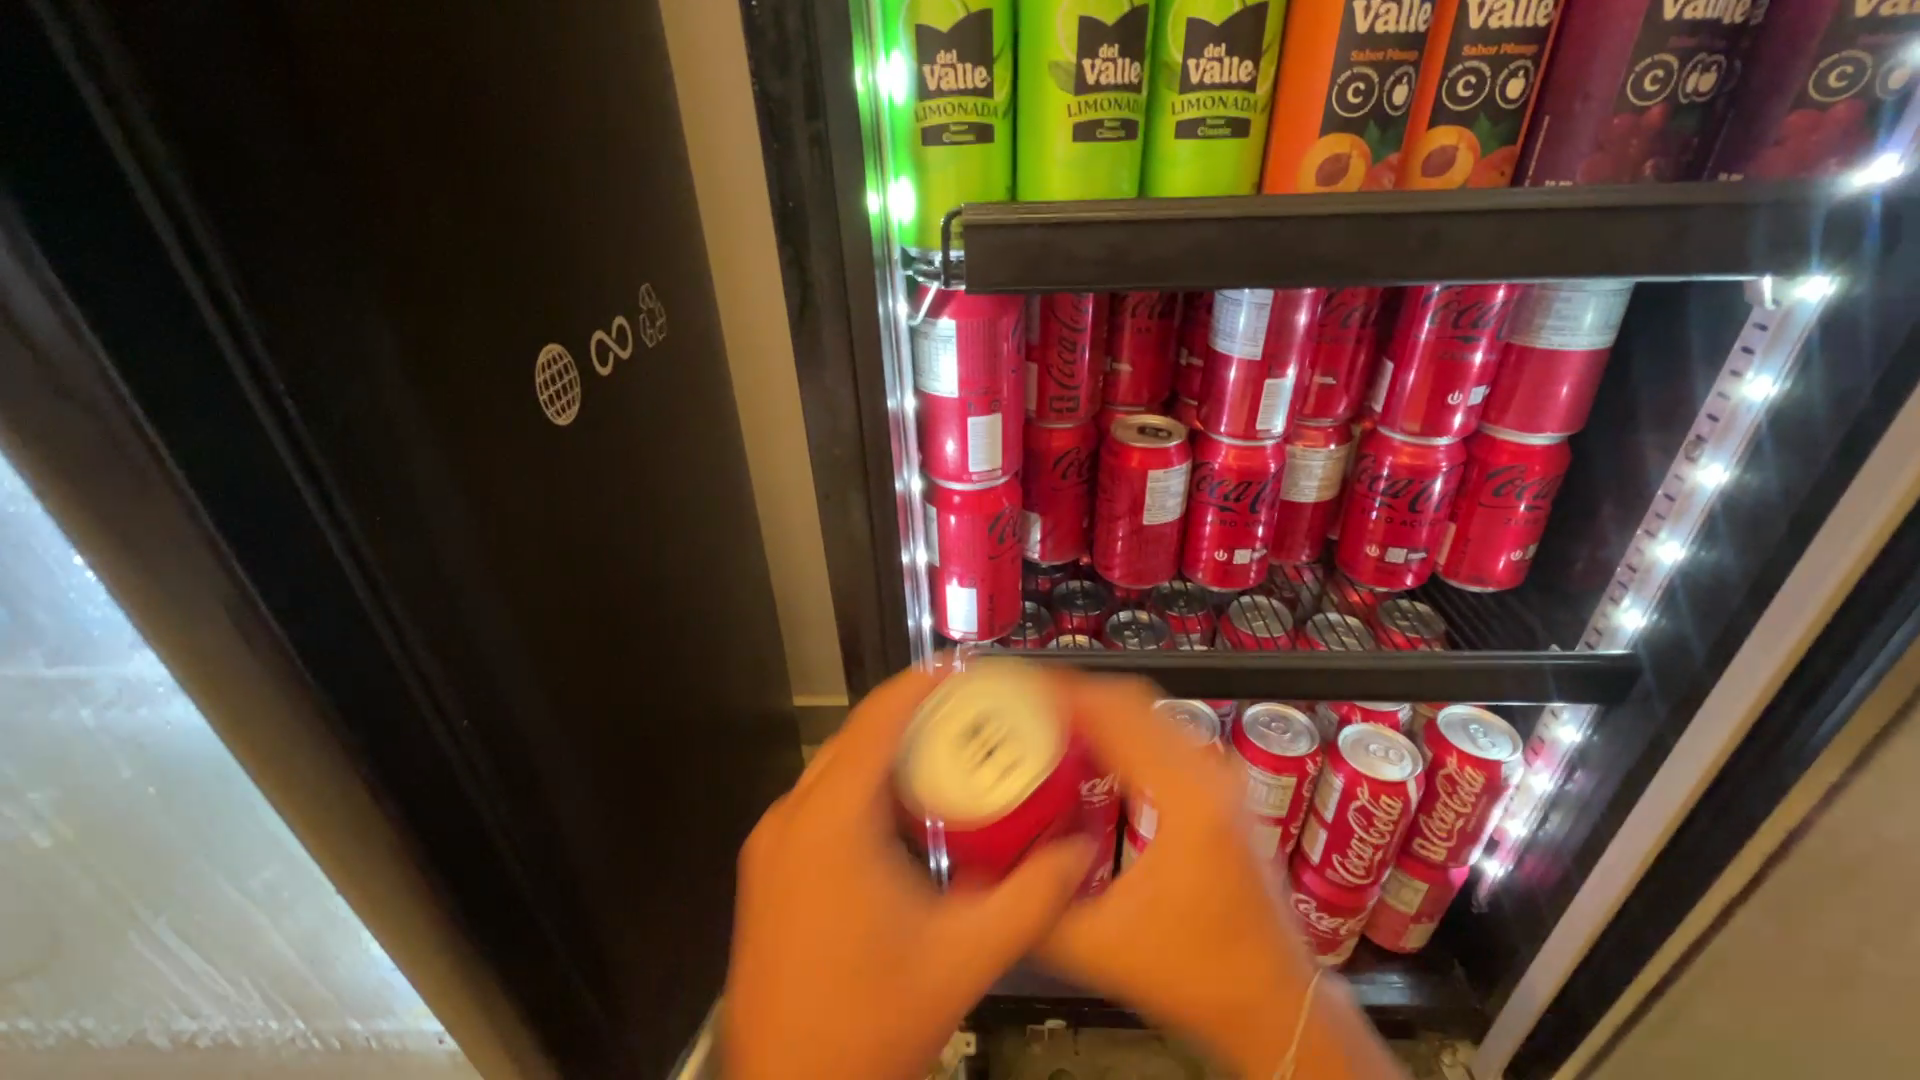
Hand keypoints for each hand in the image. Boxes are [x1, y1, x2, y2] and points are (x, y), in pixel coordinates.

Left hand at [723, 668, 1095, 1079]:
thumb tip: (1080, 850)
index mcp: (831, 823)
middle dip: (915, 717)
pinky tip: (907, 814)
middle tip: (975, 713)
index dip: (923, 684)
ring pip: (836, 771)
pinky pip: (821, 805)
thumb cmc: (873, 1022)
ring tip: (950, 753)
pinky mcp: (767, 871)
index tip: (967, 668)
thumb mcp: (968, 957)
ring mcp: (770, 846)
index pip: (878, 721)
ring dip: (889, 755)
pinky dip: (865, 791)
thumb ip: (1034, 897)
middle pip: (856, 740)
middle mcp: (790, 819)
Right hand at [1038, 674, 1402, 1078]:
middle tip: (1016, 703)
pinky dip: (1118, 728)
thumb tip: (974, 869)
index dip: (1057, 693)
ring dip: (1094, 708)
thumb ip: (1030, 906)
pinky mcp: (1222, 787)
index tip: (1010, 690)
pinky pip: (1162, 733)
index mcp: (1185, 798)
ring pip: (1147, 712)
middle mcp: (1209, 772)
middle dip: (1069, 693)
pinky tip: (1082, 751)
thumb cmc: (1195, 976)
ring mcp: (1221, 776)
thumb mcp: (1096, 947)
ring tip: (1040, 721)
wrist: (1274, 1002)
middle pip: (1130, 699)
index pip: (1112, 713)